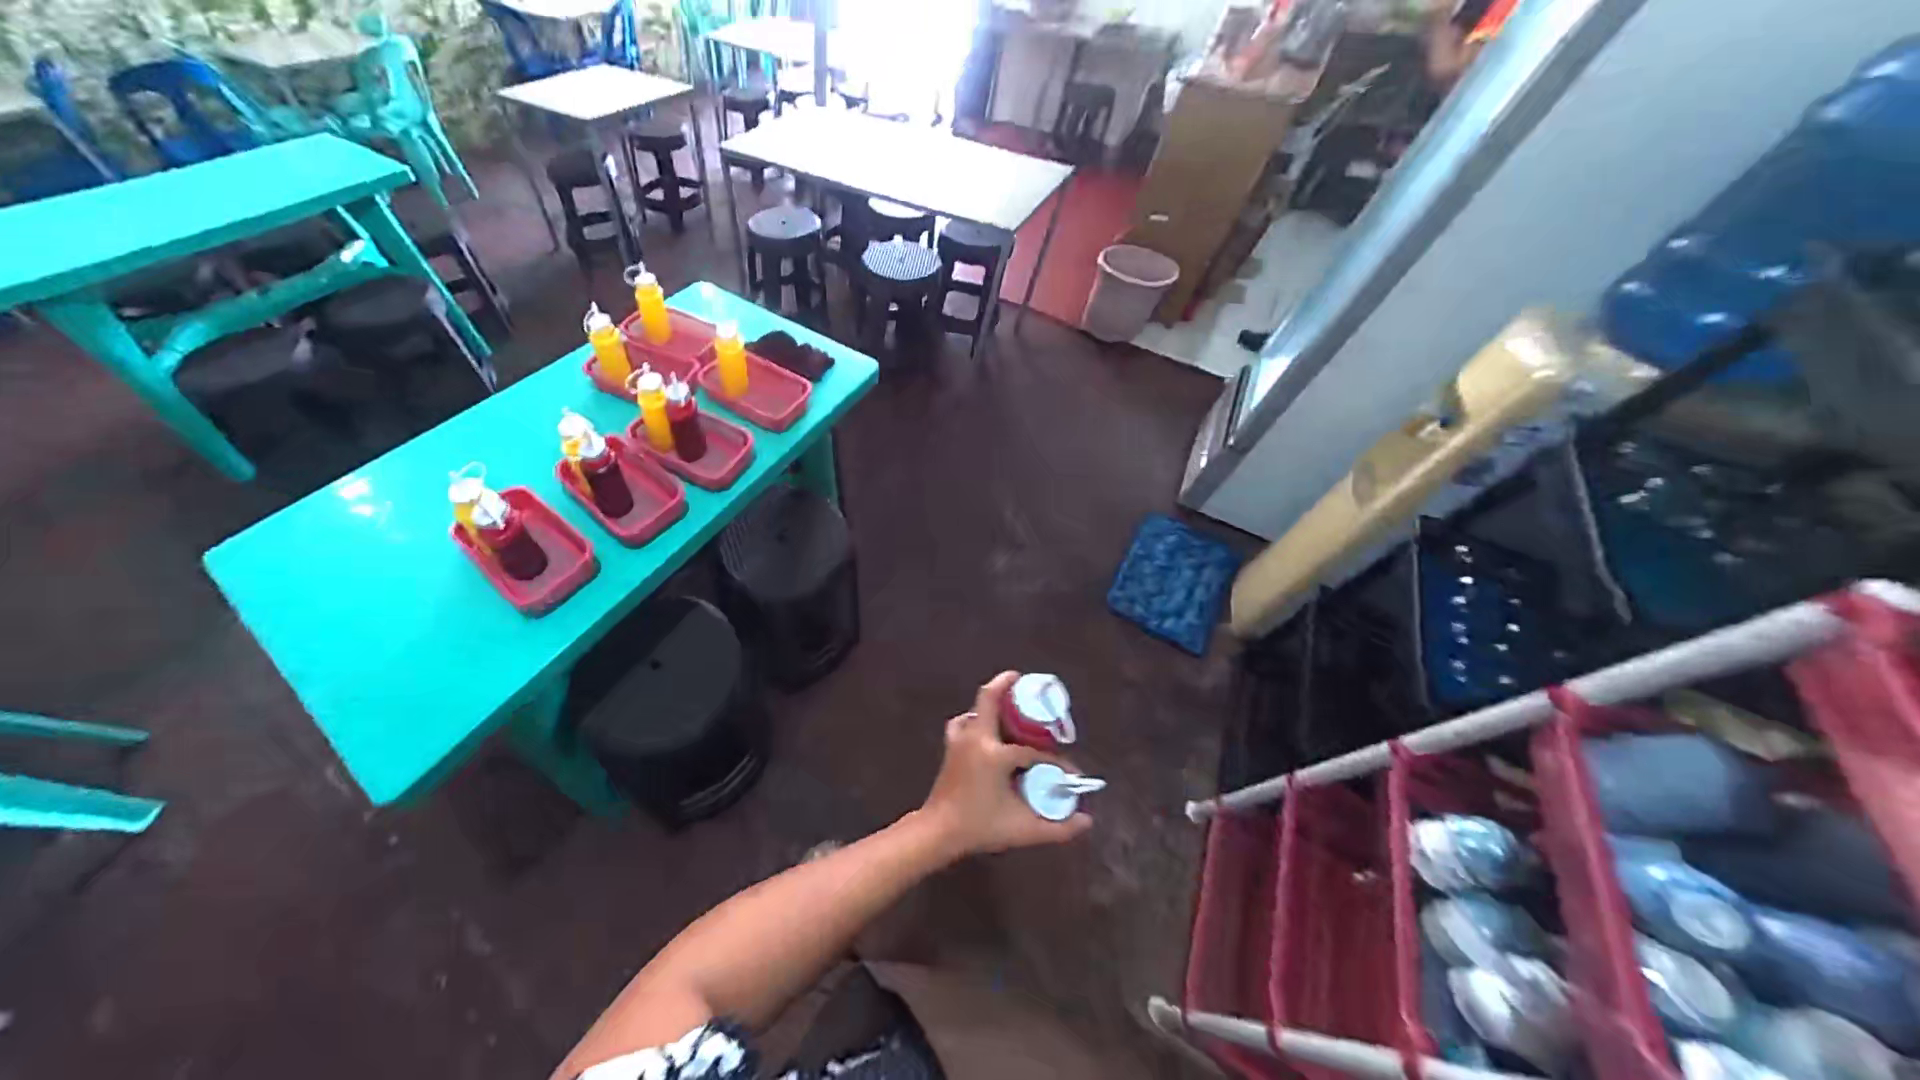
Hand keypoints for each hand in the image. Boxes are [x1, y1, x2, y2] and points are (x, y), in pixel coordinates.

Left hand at [916, 671, 1093, 859]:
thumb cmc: (981, 828)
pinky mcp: (951, 747)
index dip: (1056, 761)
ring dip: (992, 702)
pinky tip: (985, 726)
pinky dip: (973, 718)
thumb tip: (1087, 821)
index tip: (1072, 773)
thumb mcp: (1023, 830)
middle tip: (1027, 684)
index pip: (1033, 752)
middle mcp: (976, 739)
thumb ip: (1058, 828)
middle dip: (1007, 685)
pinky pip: (963, 722)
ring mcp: (960, 740)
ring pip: (975, 709)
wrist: (939, 832)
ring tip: (1011, 706)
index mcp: (994, 754)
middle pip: (990, 699)